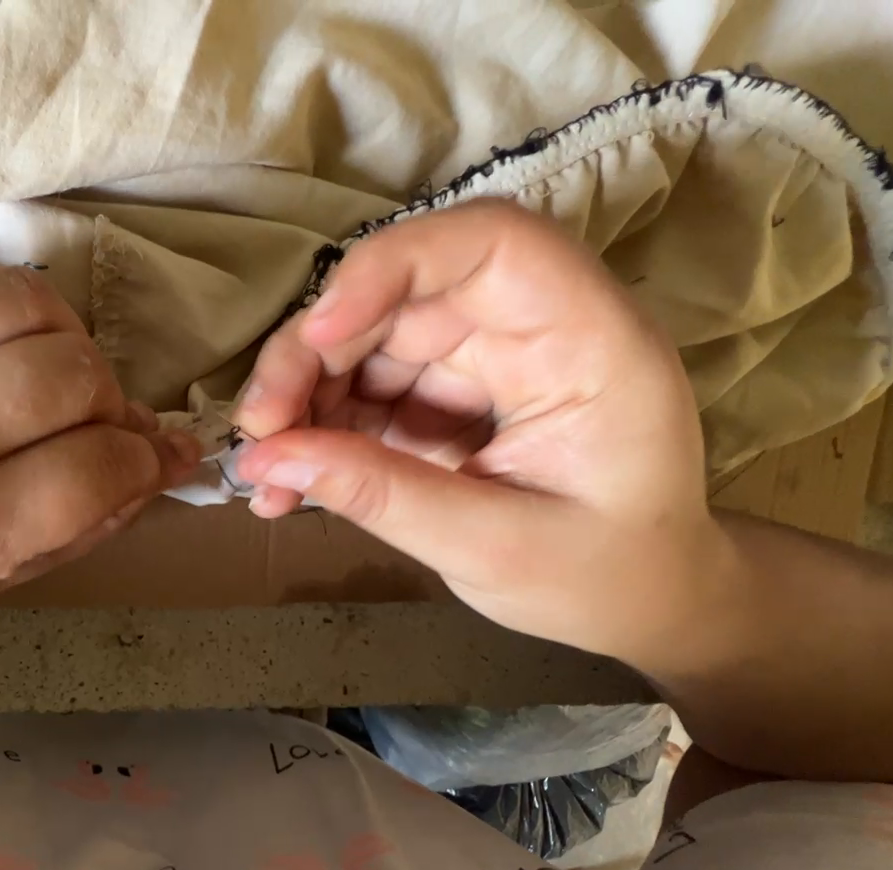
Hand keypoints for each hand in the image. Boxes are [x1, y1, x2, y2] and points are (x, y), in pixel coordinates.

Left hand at [0, 251, 203, 648]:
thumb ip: (87, 520)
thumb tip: (167, 455)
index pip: (97, 468)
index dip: (142, 462)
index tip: (148, 459)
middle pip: (73, 376)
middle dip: (108, 402)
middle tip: (92, 423)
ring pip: (28, 302)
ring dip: (65, 338)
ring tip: (49, 375)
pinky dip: (3, 300)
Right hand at [232, 200, 730, 663]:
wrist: (635, 600)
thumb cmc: (600, 576)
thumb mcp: (494, 549)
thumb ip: (382, 497)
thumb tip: (265, 460)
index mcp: (585, 343)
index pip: (490, 246)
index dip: (391, 267)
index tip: (319, 336)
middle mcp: (523, 330)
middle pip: (396, 295)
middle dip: (310, 355)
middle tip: (256, 429)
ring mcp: (474, 360)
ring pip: (360, 342)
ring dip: (297, 397)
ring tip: (260, 470)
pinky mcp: (435, 395)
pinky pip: (354, 391)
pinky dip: (309, 431)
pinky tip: (280, 482)